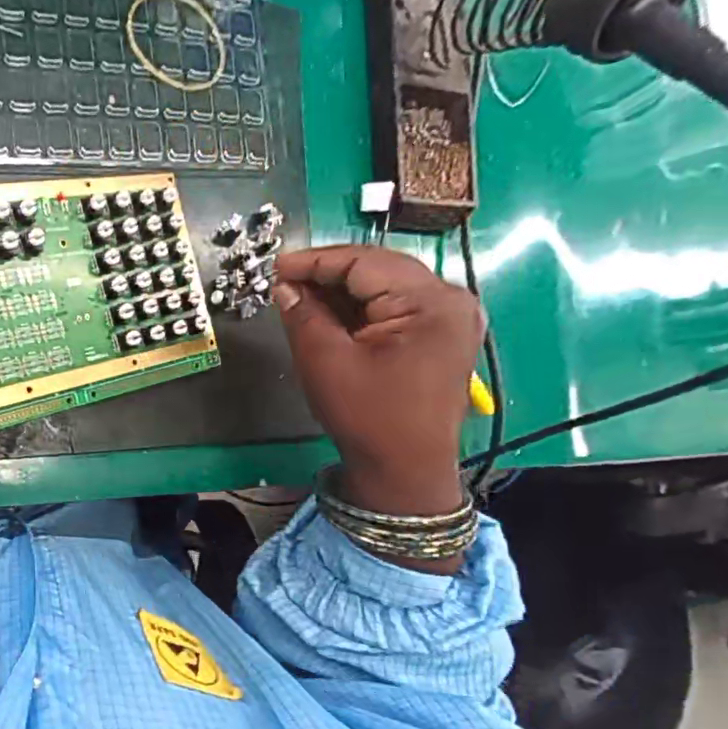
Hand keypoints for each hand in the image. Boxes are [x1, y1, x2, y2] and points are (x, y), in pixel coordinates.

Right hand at [272, 245, 483, 518]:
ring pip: (386, 287)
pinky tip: (329, 313)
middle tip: (284, 281)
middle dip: (328, 273)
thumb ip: (304, 315)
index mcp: (430, 301)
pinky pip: (395, 307)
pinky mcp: (441, 336)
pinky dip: (360, 307)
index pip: (364, 262)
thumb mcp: (325, 361)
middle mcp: (451, 300)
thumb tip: (285, 287)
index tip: (276, 265)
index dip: (315, 261)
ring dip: (342, 290)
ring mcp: (451, 318)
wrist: (404, 468)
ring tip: (299, 297)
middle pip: (379, 269)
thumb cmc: (367, 415)